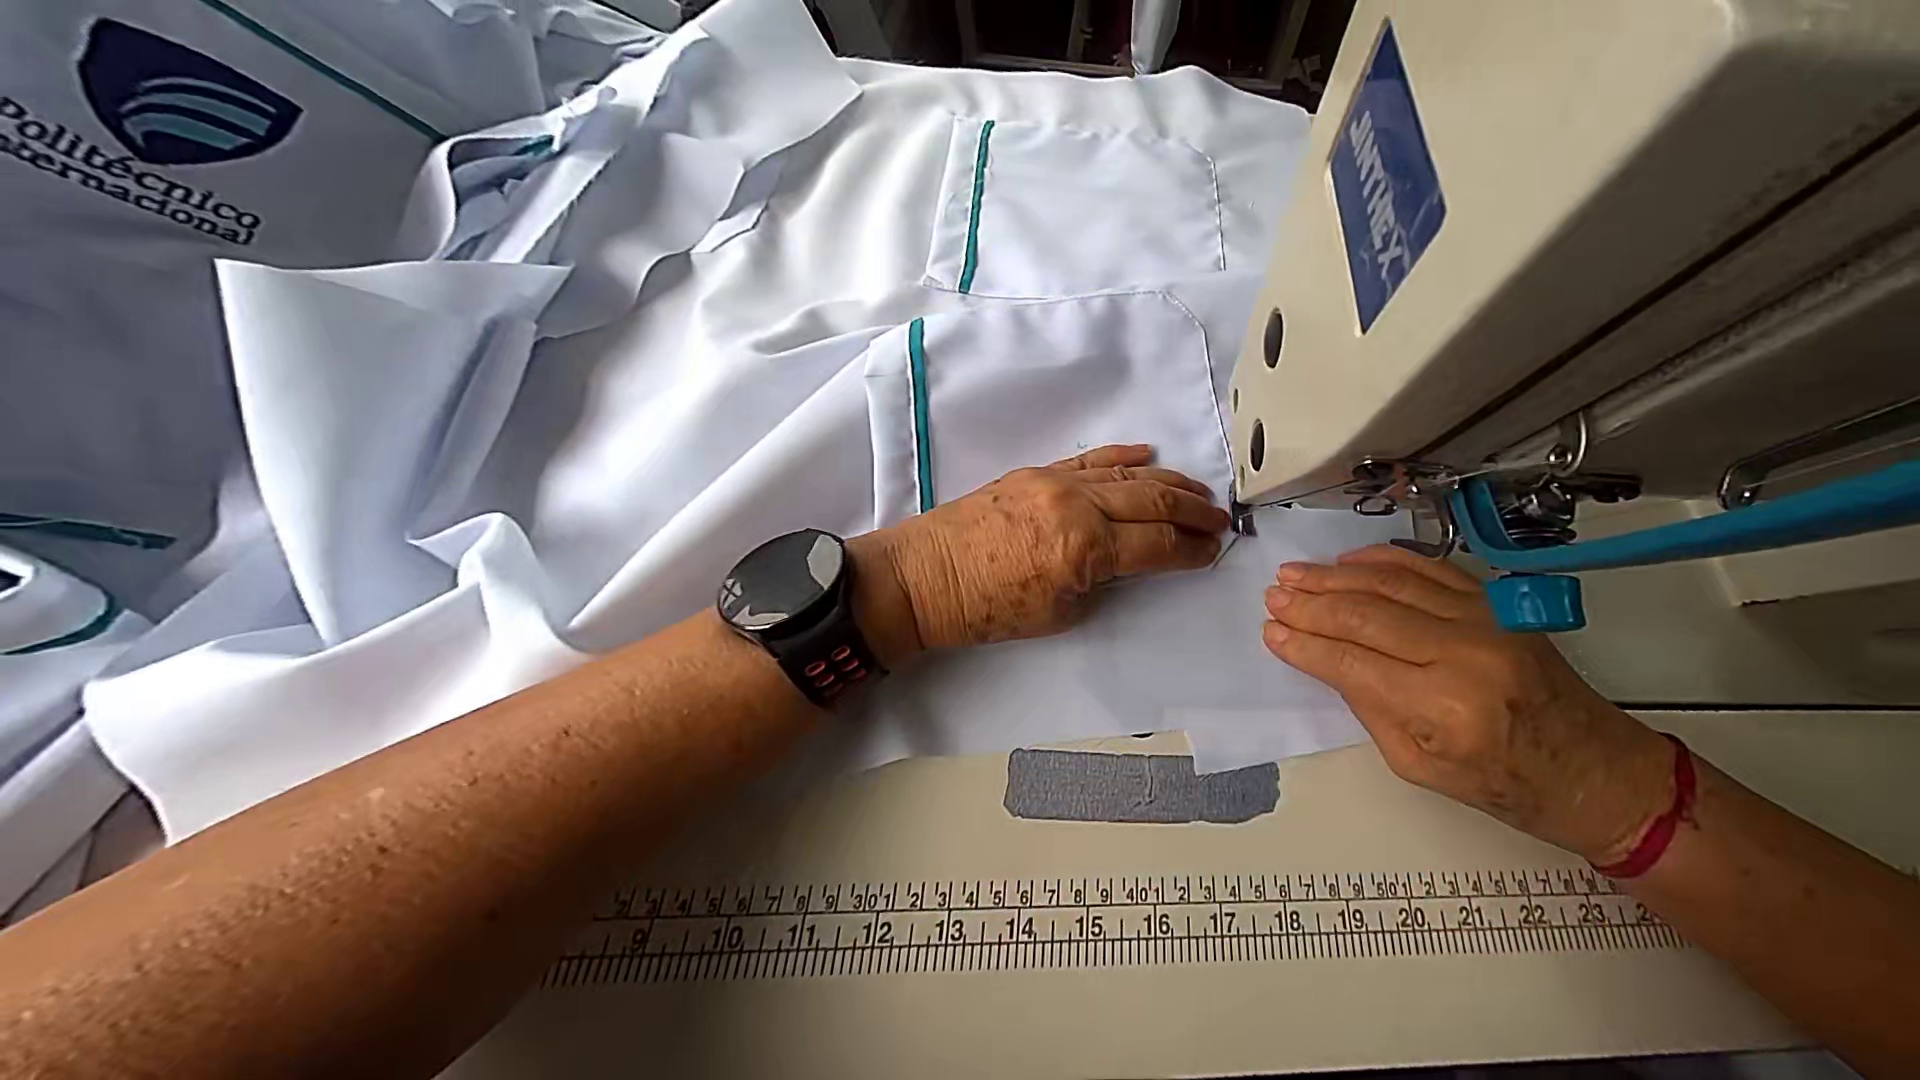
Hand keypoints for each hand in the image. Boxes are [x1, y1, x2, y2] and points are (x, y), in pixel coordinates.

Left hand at [848, 444, 1230, 663]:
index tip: (1213, 551)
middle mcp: (1076, 506)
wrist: (923, 577)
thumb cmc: (985, 610)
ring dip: (1168, 483)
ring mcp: (1054, 482)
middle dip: (1193, 511)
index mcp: (1084, 549)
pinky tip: (1147, 456)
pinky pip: (1088, 460)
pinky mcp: (1034, 472)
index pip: (1158, 545)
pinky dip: (1121, 458)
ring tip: (1198, 491)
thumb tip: (1123, 560)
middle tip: (1220, 518)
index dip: (1191, 550)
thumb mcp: (1058, 614)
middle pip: (1152, 502)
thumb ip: (1100, 581)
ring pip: (1126, 476)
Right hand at [1261, 545, 1673, 863]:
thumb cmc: (1503, 782)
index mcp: (1445, 707)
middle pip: (1365, 615)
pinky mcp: (1497, 606)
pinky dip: (1382, 560)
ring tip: (1294, 574)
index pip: (1350, 662)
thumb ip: (1367, 705)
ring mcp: (1486, 622)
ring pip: (1389, 584)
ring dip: (1333, 577)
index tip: (1271, 631)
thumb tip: (1325, 658)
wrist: (1597, 770)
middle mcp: (1466, 655)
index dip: (1304, 645)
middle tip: (1274, 596)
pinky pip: (1428, 569)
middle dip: (1310, 605)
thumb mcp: (1415, 763)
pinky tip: (1346, 561)